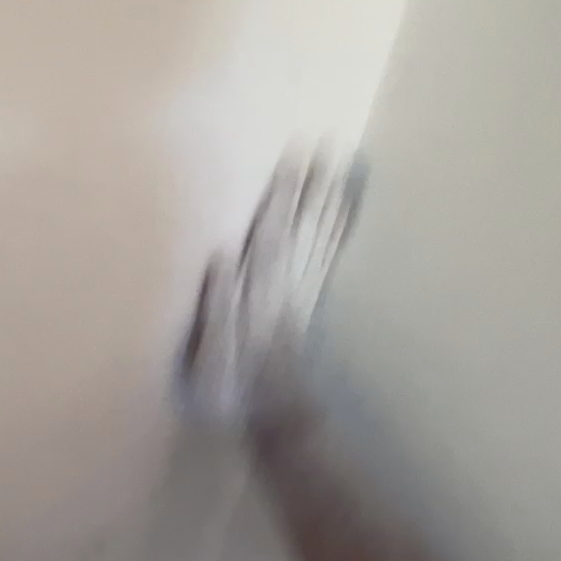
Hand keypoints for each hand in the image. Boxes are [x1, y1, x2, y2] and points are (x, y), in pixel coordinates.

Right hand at [176, 149, 367, 455]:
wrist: (279, 415)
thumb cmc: (234, 386)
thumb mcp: (215, 353)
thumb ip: (218, 305)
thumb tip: (221, 254)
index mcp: (262, 292)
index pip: (272, 234)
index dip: (282, 195)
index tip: (293, 156)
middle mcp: (288, 284)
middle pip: (305, 227)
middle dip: (316, 185)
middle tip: (330, 145)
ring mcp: (304, 291)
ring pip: (322, 237)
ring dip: (332, 199)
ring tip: (344, 165)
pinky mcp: (311, 301)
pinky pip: (330, 256)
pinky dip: (339, 228)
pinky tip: (345, 209)